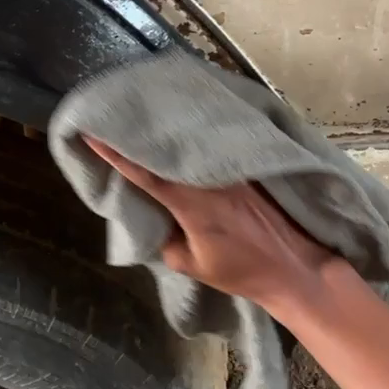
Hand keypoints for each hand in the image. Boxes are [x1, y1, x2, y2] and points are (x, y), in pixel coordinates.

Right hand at [85, 137, 345, 313]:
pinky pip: (212, 152)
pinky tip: (180, 135)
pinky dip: (192, 143)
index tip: (94, 133)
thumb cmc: (242, 272)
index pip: (146, 174)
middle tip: (114, 115)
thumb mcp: (191, 264)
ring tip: (142, 122)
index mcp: (193, 204)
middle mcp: (211, 180)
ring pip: (192, 148)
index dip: (117, 154)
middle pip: (168, 151)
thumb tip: (156, 221)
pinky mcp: (246, 172)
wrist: (293, 267)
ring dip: (167, 136)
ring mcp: (231, 172)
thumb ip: (166, 240)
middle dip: (140, 135)